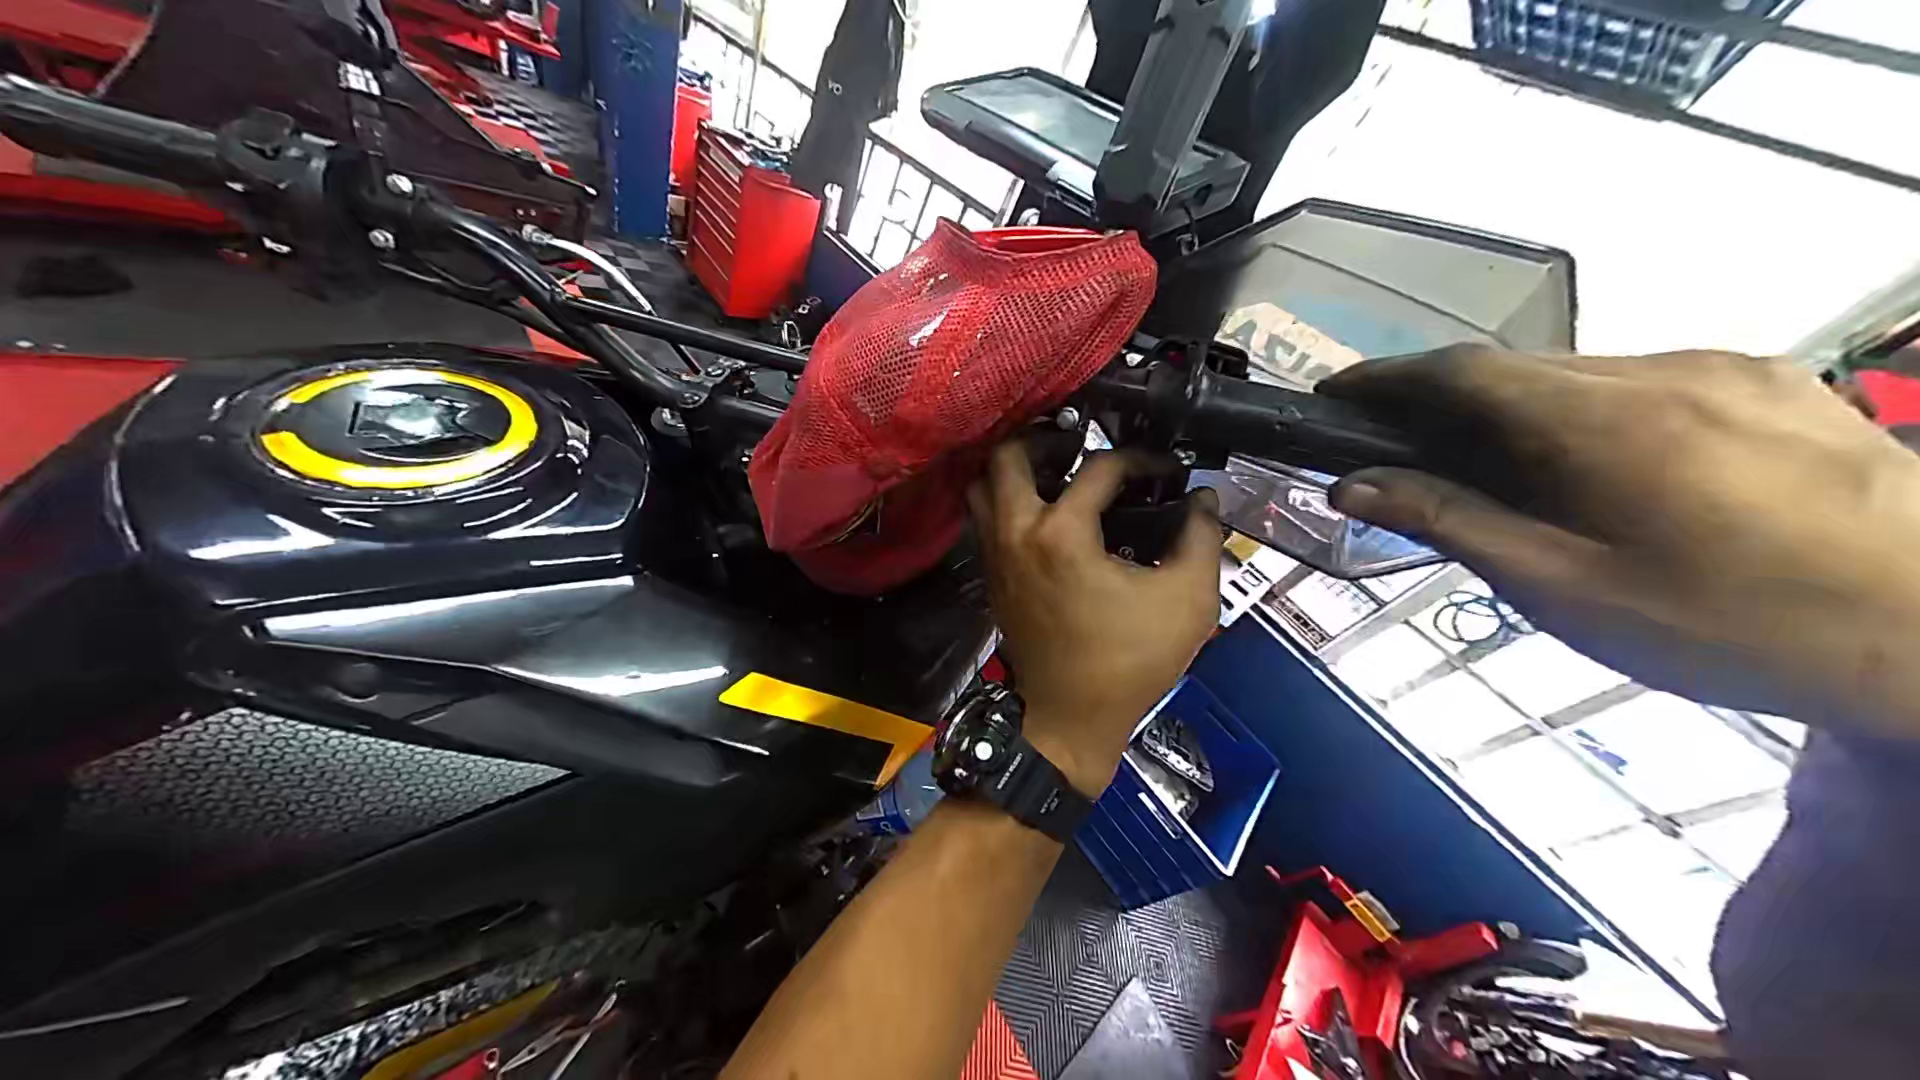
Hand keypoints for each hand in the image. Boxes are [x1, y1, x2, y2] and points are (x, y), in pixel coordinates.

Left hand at [968, 442, 1221, 794]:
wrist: (1070, 719)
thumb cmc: (1127, 663)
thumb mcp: (1186, 601)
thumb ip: (1200, 541)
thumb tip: (1204, 504)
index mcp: (1061, 533)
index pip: (1099, 469)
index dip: (1140, 461)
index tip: (1167, 473)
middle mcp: (1016, 533)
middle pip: (1007, 457)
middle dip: (1044, 439)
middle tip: (1080, 446)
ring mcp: (995, 556)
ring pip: (983, 488)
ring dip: (1014, 470)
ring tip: (1055, 473)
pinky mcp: (991, 577)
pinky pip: (985, 520)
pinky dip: (1005, 503)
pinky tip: (1044, 515)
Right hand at [1321, 345, 1919, 738]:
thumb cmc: (1730, 625)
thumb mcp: (1562, 587)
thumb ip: (1451, 523)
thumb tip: (1352, 486)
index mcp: (1602, 421)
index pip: (1461, 371)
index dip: (1385, 377)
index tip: (1333, 393)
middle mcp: (1661, 371)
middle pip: (1513, 368)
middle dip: (1436, 397)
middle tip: (1393, 446)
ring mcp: (1725, 371)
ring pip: (1573, 373)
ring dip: (1504, 408)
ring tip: (1484, 465)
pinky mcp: (1770, 385)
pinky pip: (1635, 382)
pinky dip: (1572, 410)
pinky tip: (1581, 463)